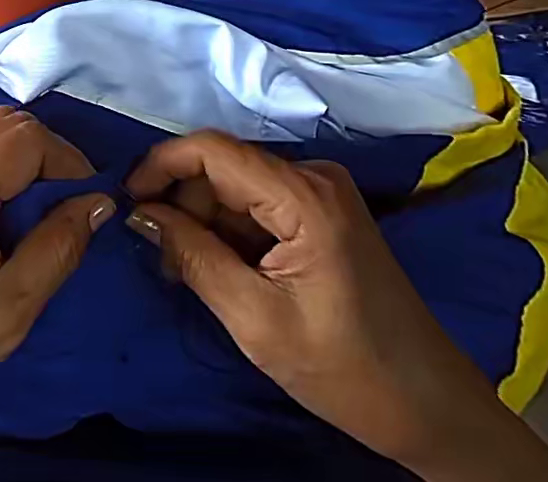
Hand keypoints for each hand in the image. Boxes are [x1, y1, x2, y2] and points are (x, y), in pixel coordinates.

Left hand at [0, 107, 114, 481]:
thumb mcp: (10, 309)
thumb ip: (60, 245)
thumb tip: (99, 202)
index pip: (29, 139)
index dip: (70, 163)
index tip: (88, 202)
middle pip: (10, 123)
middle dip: (52, 155)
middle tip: (69, 202)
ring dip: (24, 149)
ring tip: (39, 194)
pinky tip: (5, 190)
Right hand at [125, 132, 547, 481]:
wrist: (422, 396)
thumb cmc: (343, 367)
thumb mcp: (255, 320)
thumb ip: (195, 257)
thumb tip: (142, 213)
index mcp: (305, 195)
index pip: (217, 151)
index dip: (163, 164)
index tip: (126, 200)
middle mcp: (314, 175)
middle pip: (227, 168)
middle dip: (184, 205)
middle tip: (163, 262)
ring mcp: (322, 190)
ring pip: (240, 187)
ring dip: (205, 222)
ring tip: (188, 274)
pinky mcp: (323, 210)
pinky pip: (262, 204)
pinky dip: (232, 231)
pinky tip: (219, 268)